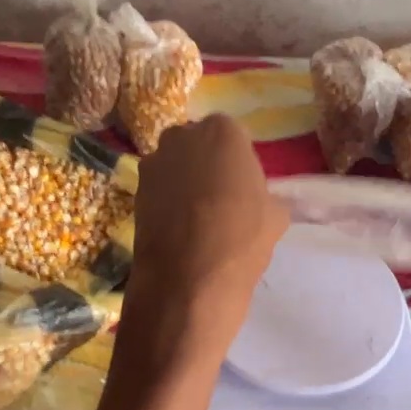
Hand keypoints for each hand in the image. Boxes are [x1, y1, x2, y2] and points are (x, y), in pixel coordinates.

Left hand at [129, 115, 288, 349]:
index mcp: (223, 130)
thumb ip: (267, 196)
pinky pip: (159, 190)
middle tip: (222, 199)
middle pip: (199, 145)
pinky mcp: (135, 191)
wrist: (188, 279)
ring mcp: (153, 162)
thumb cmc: (241, 238)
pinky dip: (167, 202)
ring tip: (198, 218)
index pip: (234, 137)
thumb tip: (261, 201)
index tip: (244, 188)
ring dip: (184, 183)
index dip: (239, 163)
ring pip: (175, 167)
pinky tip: (179, 230)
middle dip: (207, 165)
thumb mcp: (275, 215)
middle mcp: (182, 136)